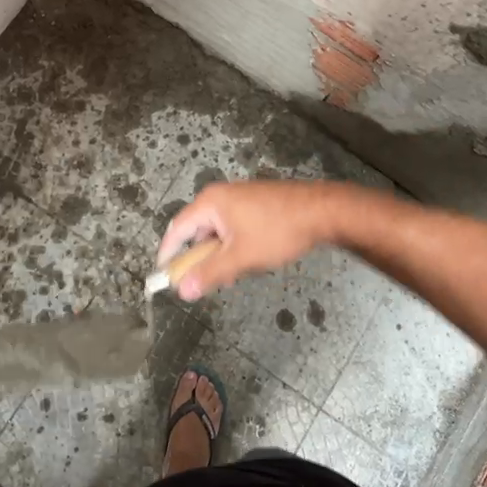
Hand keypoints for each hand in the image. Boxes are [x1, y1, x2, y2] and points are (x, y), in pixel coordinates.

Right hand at [156, 180, 354, 299]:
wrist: (322, 211)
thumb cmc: (277, 231)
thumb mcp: (241, 257)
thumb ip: (209, 274)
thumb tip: (181, 291)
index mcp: (210, 203)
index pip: (176, 229)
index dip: (168, 254)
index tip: (164, 277)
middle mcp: (220, 196)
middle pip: (196, 230)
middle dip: (199, 258)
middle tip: (205, 281)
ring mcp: (239, 198)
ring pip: (217, 232)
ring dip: (219, 254)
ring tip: (234, 273)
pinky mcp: (255, 204)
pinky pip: (233, 227)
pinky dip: (233, 245)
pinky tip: (249, 260)